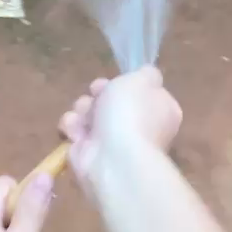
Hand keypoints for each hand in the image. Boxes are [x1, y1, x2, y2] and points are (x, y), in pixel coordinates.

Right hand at [59, 66, 182, 185]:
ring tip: (85, 117)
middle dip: (98, 93)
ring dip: (82, 109)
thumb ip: (148, 73)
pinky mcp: (89, 152)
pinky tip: (77, 132)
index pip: (138, 91)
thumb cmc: (130, 114)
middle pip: (109, 99)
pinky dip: (73, 127)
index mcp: (158, 111)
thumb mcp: (142, 80)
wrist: (114, 158)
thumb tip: (149, 75)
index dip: (123, 83)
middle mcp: (137, 126)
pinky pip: (75, 129)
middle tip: (96, 94)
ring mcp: (112, 141)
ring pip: (88, 111)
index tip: (115, 82)